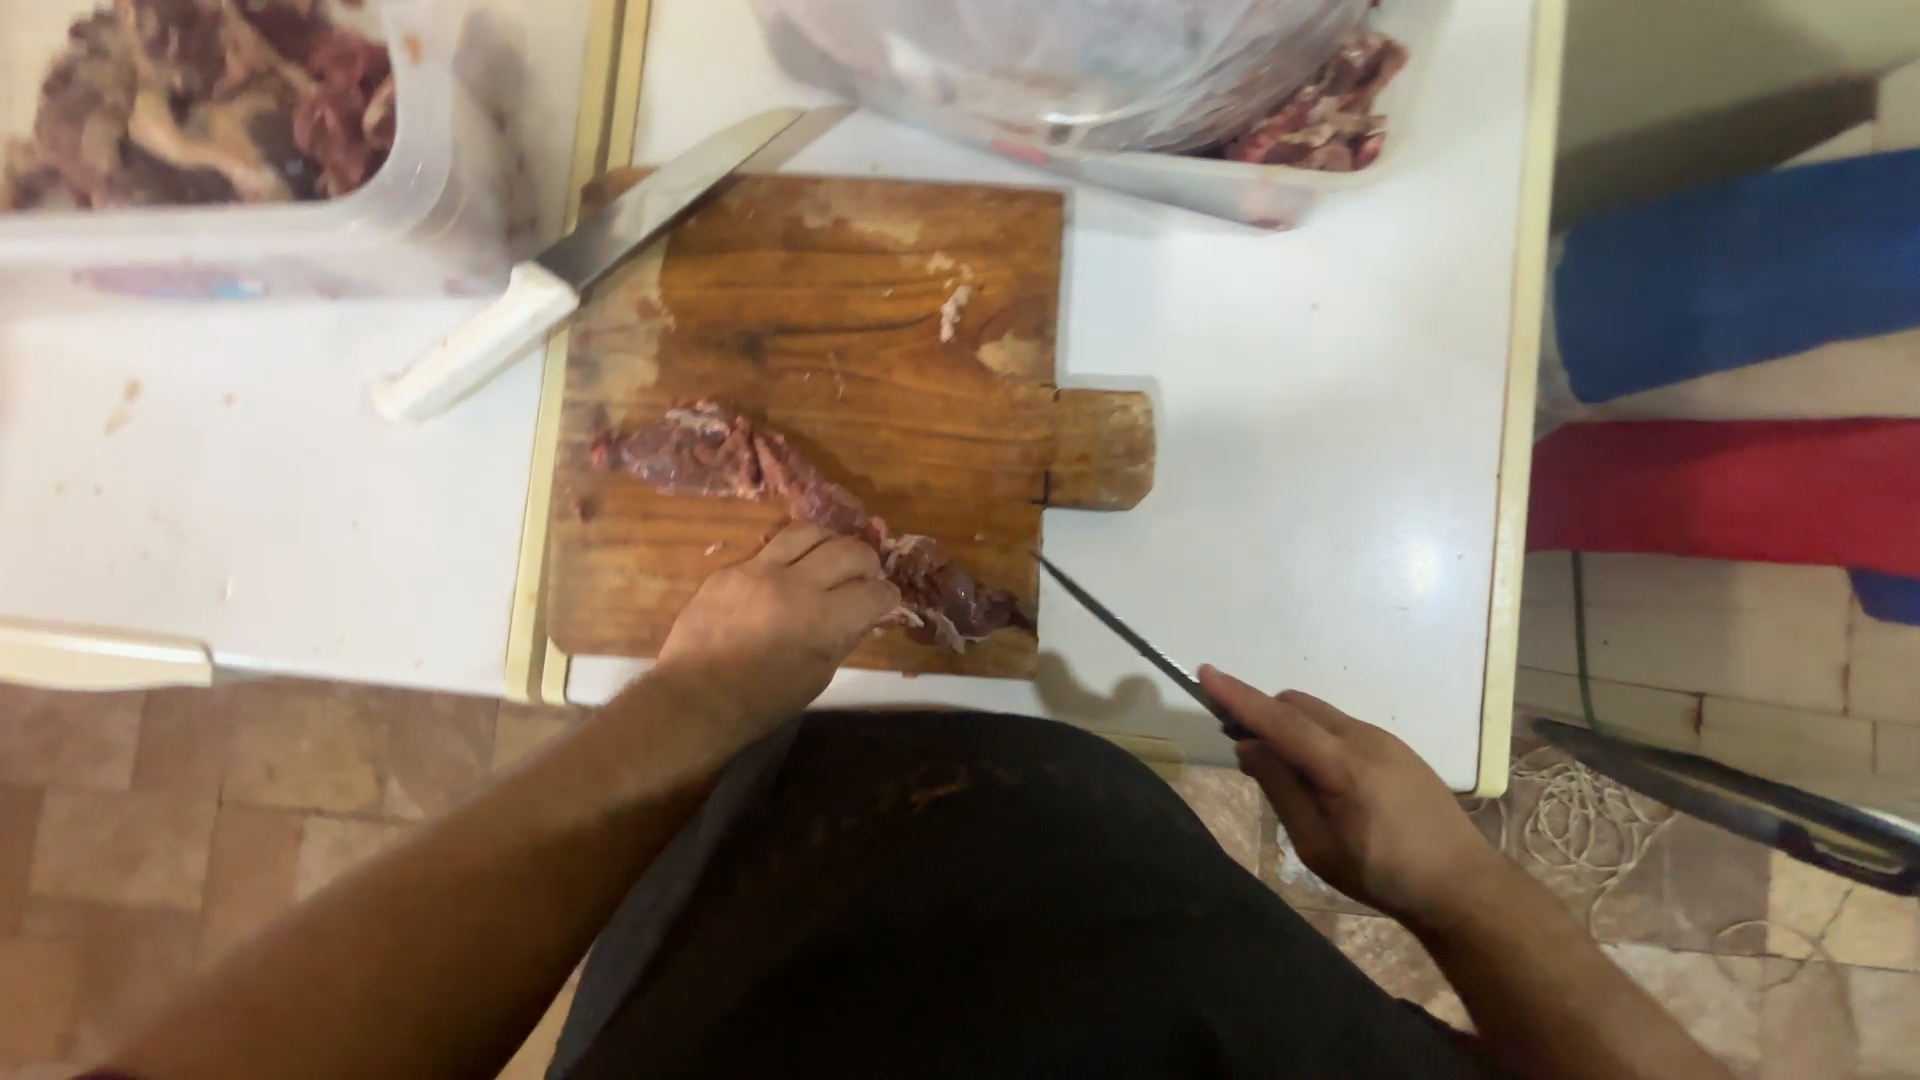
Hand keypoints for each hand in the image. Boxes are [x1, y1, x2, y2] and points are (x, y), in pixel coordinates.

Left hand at [649, 524, 900, 746]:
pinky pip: (770, 549)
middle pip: (849, 550)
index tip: (885, 599)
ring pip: (809, 531)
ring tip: (829, 558)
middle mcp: (798, 585)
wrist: (697, 697)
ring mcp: (760, 571)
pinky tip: (787, 573)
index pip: (875, 591)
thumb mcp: (819, 675)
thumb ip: (844, 635)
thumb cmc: (764, 700)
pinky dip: (789, 557)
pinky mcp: (732, 569)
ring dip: (829, 542)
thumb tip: (864, 612)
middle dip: (867, 561)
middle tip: (864, 575)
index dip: (888, 595)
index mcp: (825, 620)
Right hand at [1199, 665, 1507, 928]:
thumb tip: (1249, 746)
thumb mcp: (1317, 845)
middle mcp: (1363, 739)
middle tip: (1241, 748)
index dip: (1238, 697)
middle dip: (1260, 712)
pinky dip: (1311, 733)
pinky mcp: (1394, 747)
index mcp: (1344, 767)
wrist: (1465, 887)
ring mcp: (1383, 739)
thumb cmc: (1383, 875)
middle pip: (1295, 705)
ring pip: (1317, 712)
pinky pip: (1337, 725)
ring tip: (1279, 769)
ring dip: (1286, 724)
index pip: (1279, 721)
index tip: (1205, 673)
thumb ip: (1280, 789)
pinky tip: (1315, 774)